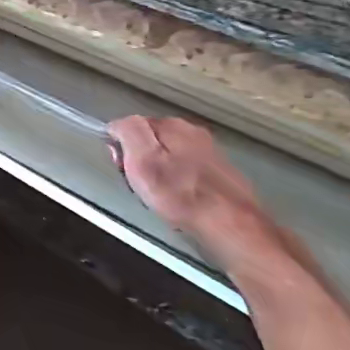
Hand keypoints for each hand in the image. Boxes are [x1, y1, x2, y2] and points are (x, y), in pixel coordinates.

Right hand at [108, 116, 274, 272]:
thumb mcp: (141, 159)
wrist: (230, 225)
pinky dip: (176, 184)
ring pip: (167, 157)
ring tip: (159, 195)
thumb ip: (128, 132)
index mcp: (173, 125)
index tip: (123, 167)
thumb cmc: (179, 193)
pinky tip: (178, 200)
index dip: (121, 147)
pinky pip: (184, 172)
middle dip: (139, 160)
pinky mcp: (220, 174)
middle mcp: (194, 133)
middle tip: (140, 184)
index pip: (130, 126)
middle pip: (150, 141)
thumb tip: (119, 124)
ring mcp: (210, 153)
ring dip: (157, 173)